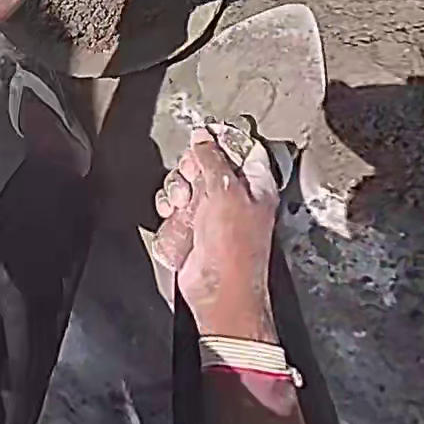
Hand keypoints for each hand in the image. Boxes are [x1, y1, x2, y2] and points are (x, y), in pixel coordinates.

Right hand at [153, 128, 281, 340]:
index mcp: (255, 184)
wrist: (217, 290)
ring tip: (182, 200)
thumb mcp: (224, 191)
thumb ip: (212, 158)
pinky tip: (172, 211)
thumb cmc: (233, 247)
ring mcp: (212, 208)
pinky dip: (169, 202)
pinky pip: (174, 199)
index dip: (224, 136)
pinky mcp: (193, 222)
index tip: (206, 132)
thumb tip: (202, 136)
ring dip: (178, 185)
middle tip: (192, 174)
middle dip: (193, 164)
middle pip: (207, 159)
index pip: (242, 146)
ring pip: (187, 178)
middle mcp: (235, 194)